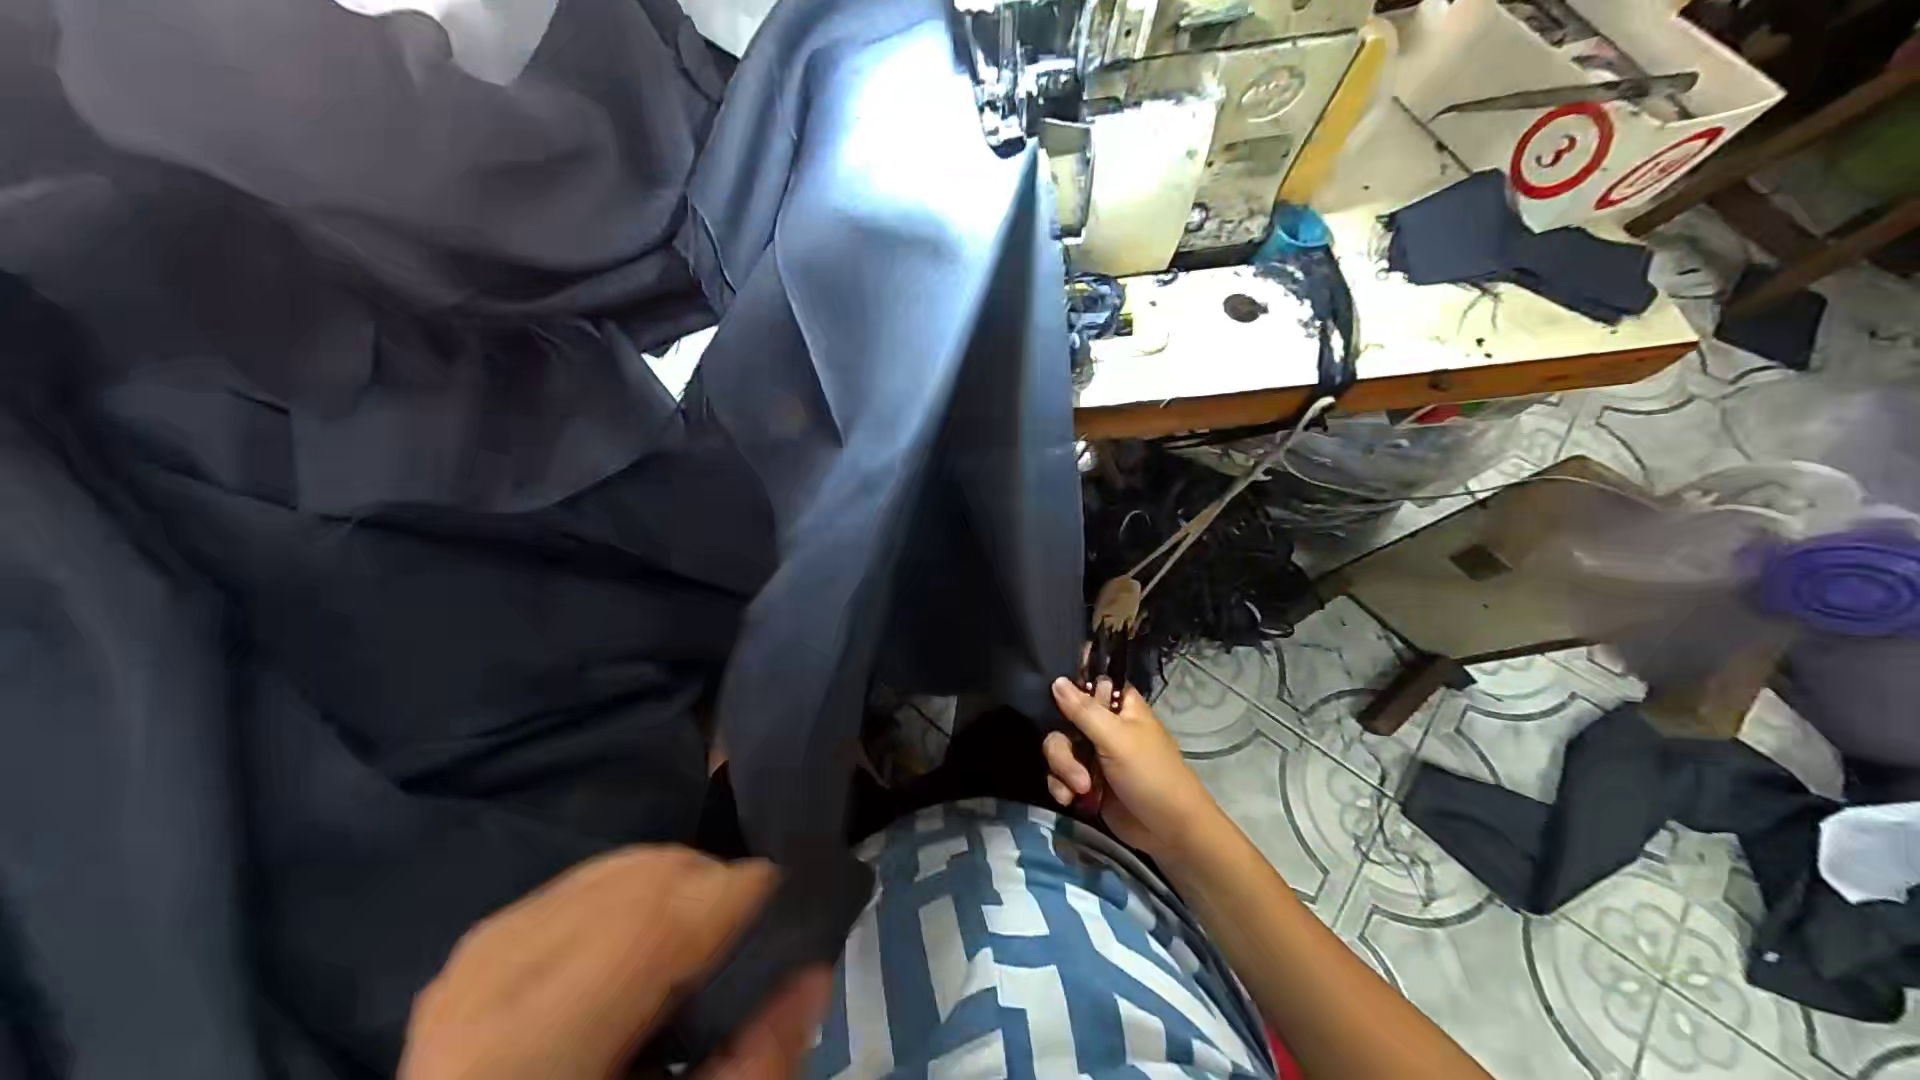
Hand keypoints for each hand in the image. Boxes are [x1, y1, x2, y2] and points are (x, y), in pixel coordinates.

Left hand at [400, 846, 831, 1079]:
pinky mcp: (487, 932)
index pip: (657, 921)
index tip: (789, 901)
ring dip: (684, 888)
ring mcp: (486, 944)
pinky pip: (595, 875)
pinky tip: (647, 944)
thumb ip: (752, 1067)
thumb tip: (812, 974)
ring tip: (697, 946)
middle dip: (717, 888)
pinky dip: (643, 892)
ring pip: (627, 865)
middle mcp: (495, 977)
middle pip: (648, 877)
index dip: (739, 893)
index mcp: (531, 1045)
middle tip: (745, 940)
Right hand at [1043, 676, 1227, 857]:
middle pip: (1062, 720)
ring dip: (1062, 769)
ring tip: (1080, 790)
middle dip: (1063, 748)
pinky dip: (1061, 786)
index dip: (1067, 692)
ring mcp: (1092, 753)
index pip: (1085, 683)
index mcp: (1118, 705)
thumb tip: (1057, 680)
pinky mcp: (1085, 780)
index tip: (1057, 707)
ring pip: (1058, 748)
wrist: (1168, 831)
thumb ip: (1083, 710)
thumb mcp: (1117, 738)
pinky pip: (1058, 773)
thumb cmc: (1151, 774)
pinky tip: (1070, 800)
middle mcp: (1102, 724)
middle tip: (1077, 771)